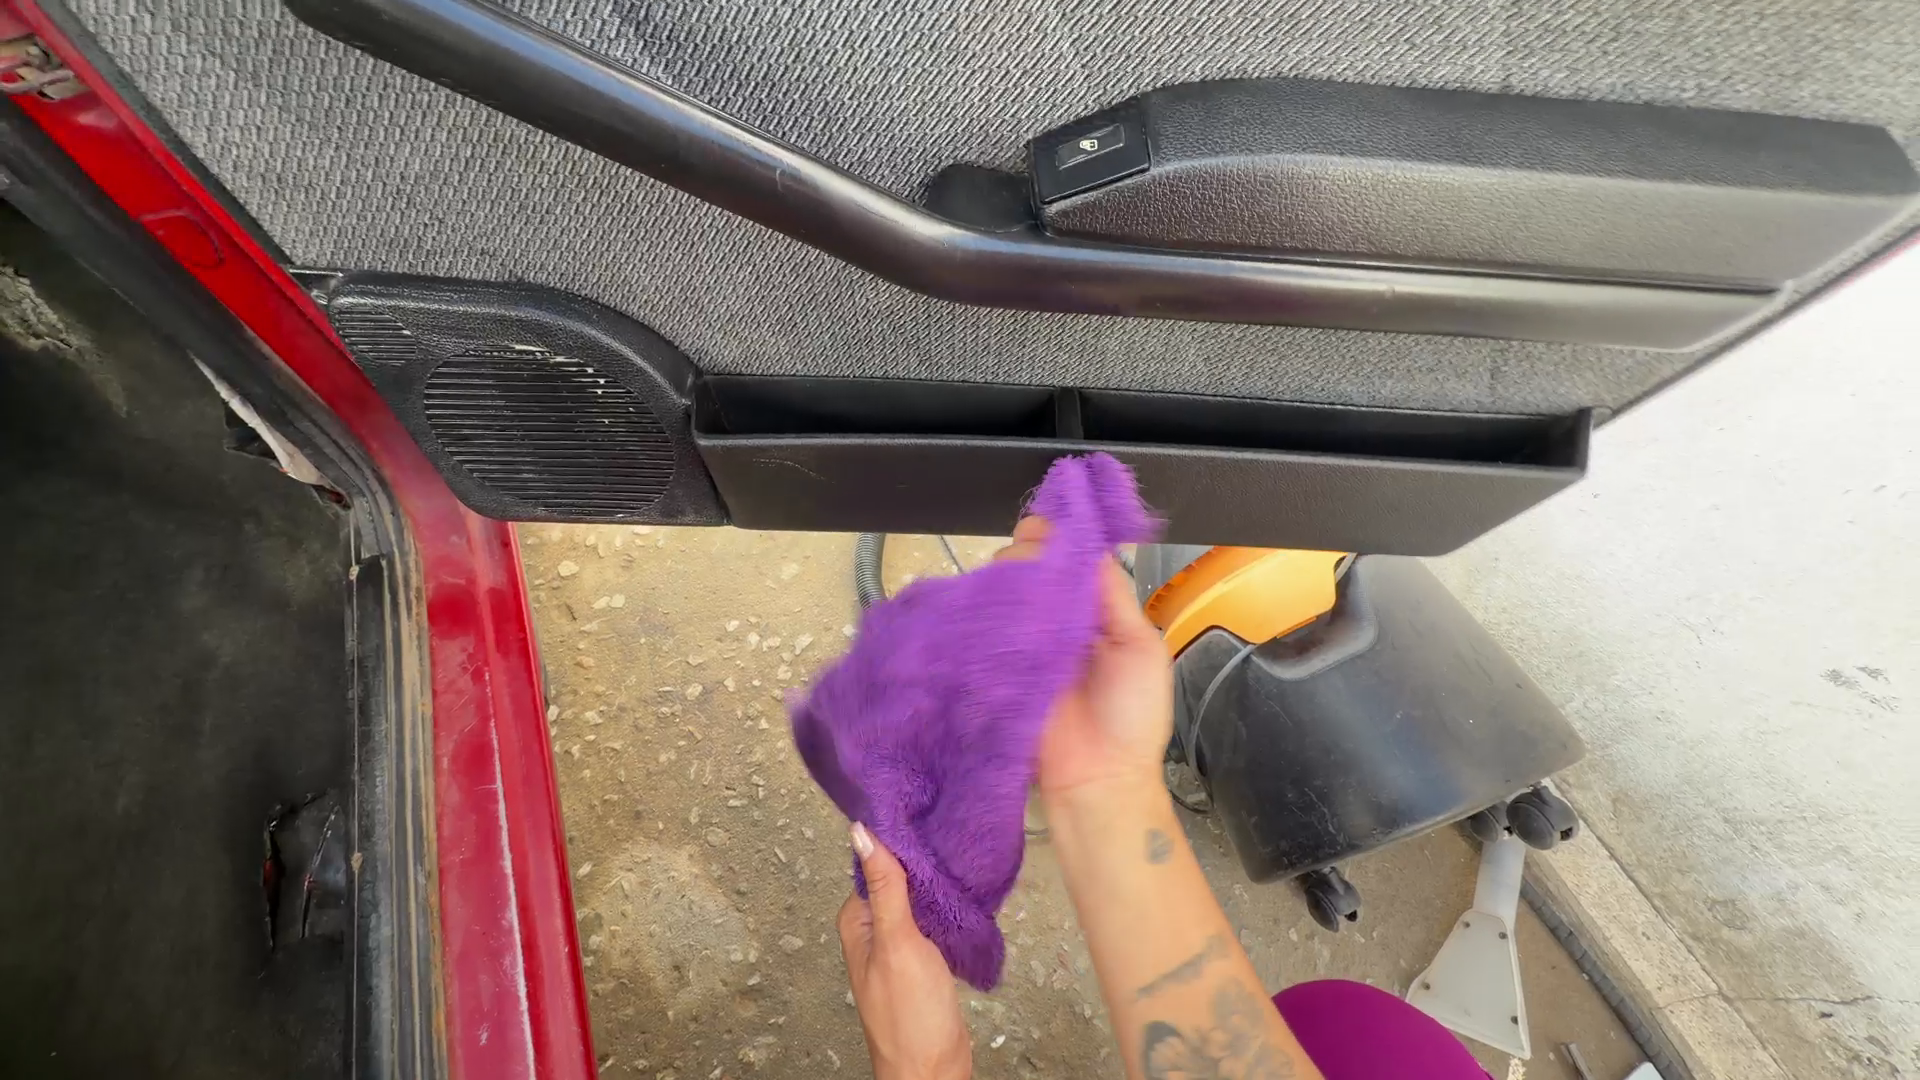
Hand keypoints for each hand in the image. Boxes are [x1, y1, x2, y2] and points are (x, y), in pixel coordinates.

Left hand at [838, 823, 971, 1079]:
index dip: (899, 837)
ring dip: (935, 879)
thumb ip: (884, 886)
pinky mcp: (922, 954)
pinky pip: (931, 915)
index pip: (874, 861)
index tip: (925, 811)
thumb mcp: (898, 941)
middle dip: (920, 857)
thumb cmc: (910, 1011)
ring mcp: (898, 941)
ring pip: (917, 895)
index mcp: (857, 918)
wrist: (934, 1071)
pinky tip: (962, 887)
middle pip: (896, 876)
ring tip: (959, 850)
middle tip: (949, 828)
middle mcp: (873, 926)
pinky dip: (945, 902)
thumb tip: (861, 830)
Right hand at [995, 517, 1173, 799]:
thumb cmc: (1131, 715)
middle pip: (1031, 572)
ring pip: (1004, 594)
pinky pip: (983, 630)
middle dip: (1024, 554)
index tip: (1041, 526)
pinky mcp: (995, 667)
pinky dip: (981, 611)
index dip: (1054, 540)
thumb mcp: (1140, 647)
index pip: (1068, 564)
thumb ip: (1113, 595)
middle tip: (1022, 556)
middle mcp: (1055, 623)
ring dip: (1003, 578)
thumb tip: (1084, 548)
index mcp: (1093, 614)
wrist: (1100, 779)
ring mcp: (1022, 645)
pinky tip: (984, 602)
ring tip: (1006, 581)